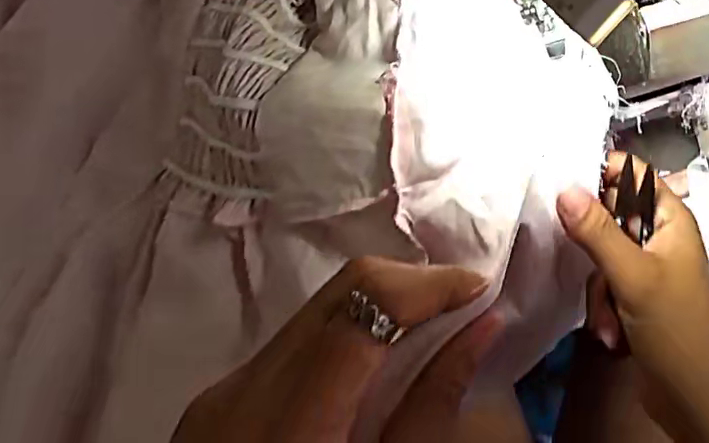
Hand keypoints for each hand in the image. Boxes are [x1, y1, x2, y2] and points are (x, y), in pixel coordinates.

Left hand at [171, 256, 503, 442]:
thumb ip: (433, 406)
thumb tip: (488, 323)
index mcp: (286, 426)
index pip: (366, 304)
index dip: (432, 284)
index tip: (481, 291)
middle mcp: (243, 391)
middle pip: (348, 285)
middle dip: (416, 282)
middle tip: (463, 304)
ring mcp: (223, 390)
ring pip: (327, 298)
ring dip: (387, 298)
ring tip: (428, 326)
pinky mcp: (219, 395)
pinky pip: (303, 328)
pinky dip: (353, 323)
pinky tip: (377, 354)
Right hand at [557, 153, 708, 442]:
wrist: (698, 399)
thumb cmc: (676, 326)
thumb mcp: (633, 276)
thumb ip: (598, 232)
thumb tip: (565, 188)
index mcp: (670, 217)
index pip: (634, 174)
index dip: (604, 173)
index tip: (567, 186)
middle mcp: (661, 236)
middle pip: (612, 218)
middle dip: (597, 251)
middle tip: (594, 269)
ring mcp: (649, 268)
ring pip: (604, 258)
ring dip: (601, 292)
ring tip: (612, 319)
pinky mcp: (638, 299)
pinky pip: (607, 288)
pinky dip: (606, 311)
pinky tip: (615, 337)